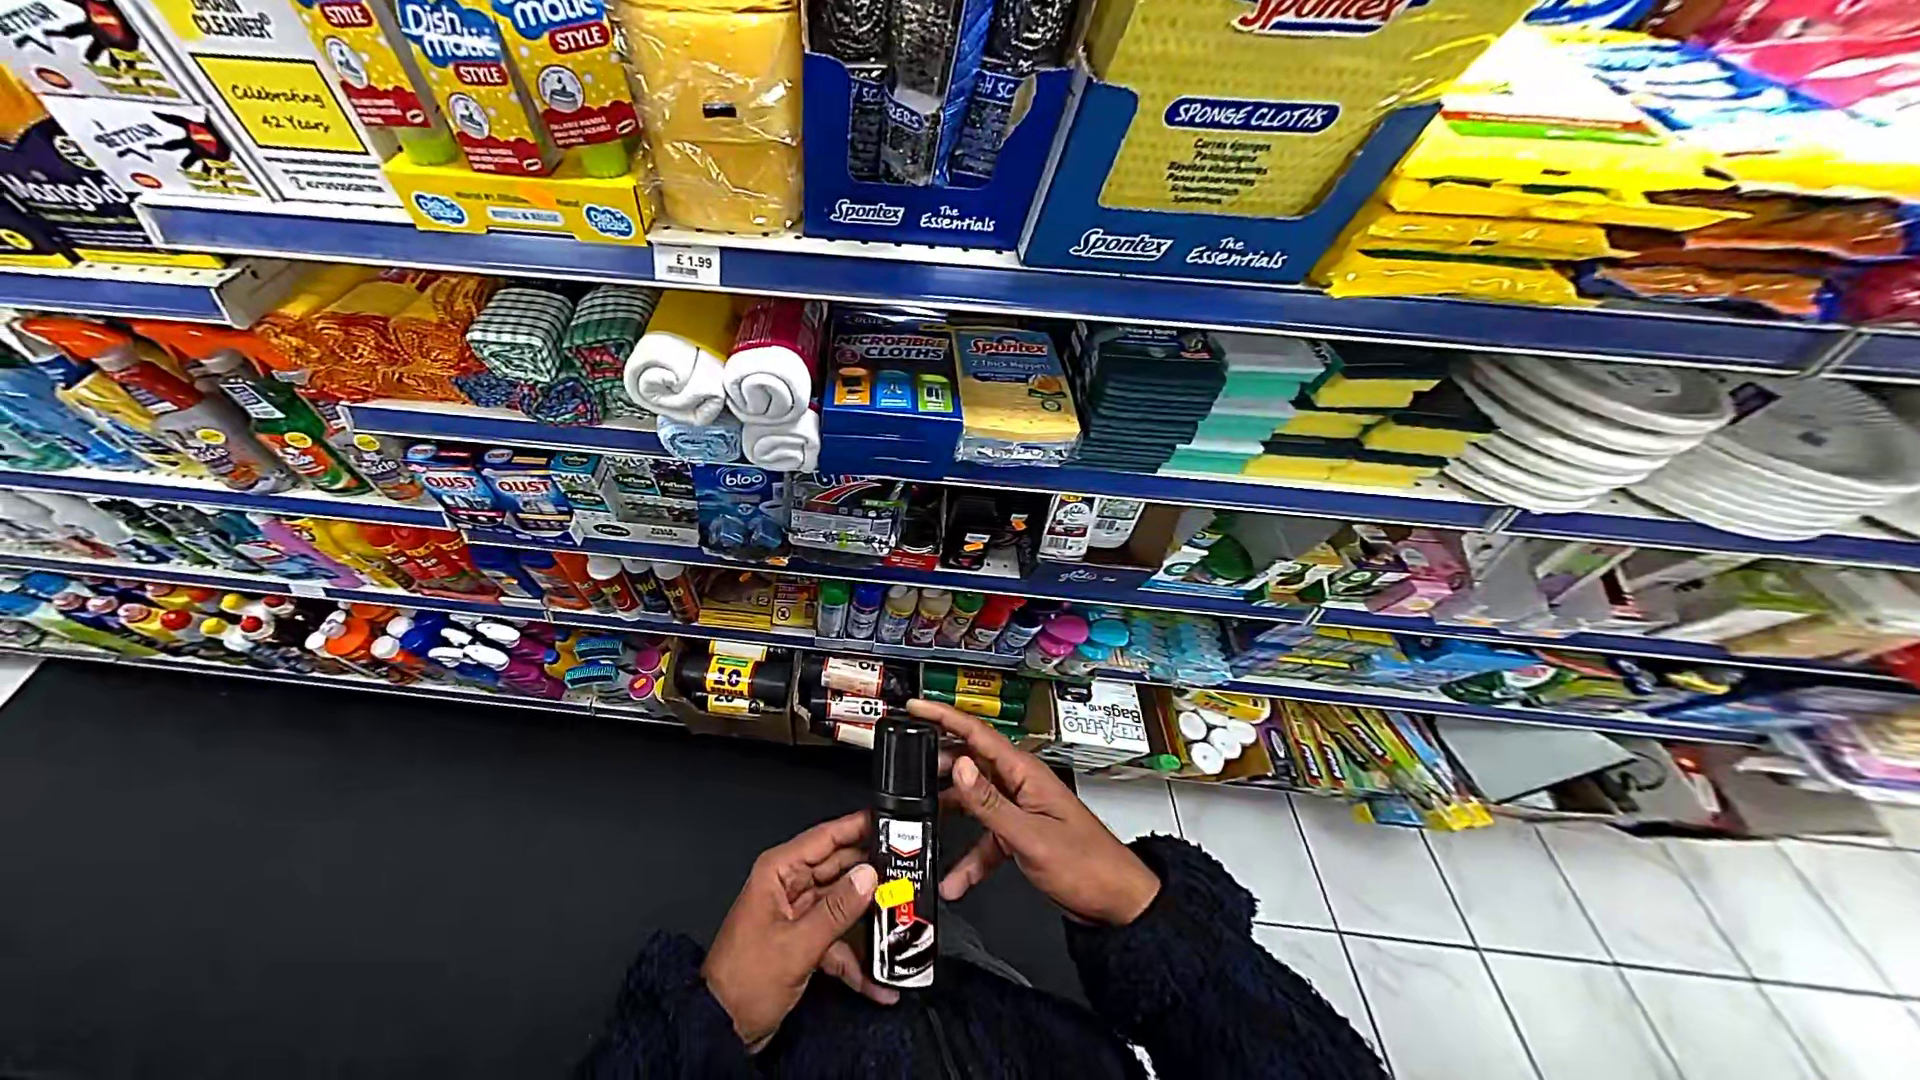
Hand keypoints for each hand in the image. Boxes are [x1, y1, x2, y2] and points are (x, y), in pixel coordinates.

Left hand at [702, 811, 889, 1051]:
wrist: (719, 1031)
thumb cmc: (742, 982)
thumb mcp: (796, 945)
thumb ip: (836, 909)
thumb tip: (868, 876)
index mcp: (780, 872)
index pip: (826, 837)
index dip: (858, 827)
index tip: (890, 824)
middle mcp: (790, 886)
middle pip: (841, 869)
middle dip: (873, 876)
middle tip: (907, 874)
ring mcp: (799, 913)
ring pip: (844, 903)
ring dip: (869, 920)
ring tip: (901, 922)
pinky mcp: (805, 940)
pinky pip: (838, 938)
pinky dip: (856, 957)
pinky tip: (877, 978)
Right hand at [909, 699, 1160, 926]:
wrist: (1116, 903)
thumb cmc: (1088, 866)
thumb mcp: (1031, 835)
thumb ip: (990, 802)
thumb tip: (960, 766)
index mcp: (1025, 773)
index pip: (978, 734)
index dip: (944, 717)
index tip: (916, 706)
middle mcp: (1020, 784)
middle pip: (971, 763)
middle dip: (937, 765)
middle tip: (906, 765)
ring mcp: (1019, 808)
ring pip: (974, 801)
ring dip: (948, 814)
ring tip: (919, 819)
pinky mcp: (1019, 833)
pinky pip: (985, 837)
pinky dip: (969, 858)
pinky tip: (956, 879)